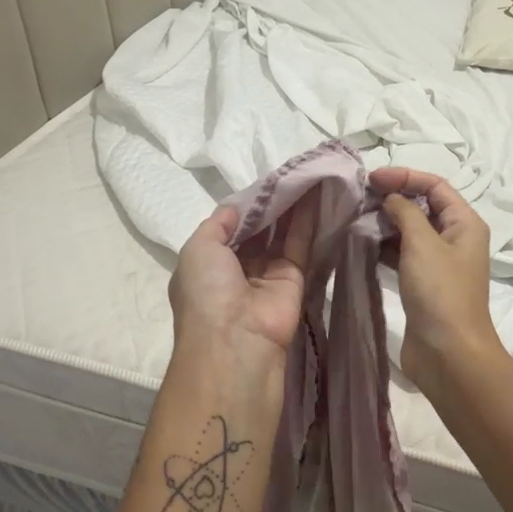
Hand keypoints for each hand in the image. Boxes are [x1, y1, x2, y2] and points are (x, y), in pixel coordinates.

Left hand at [168, 191, 316, 364]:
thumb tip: (236, 206)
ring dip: (292, 206)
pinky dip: (308, 219)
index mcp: (210, 264)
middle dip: (272, 202)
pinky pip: (301, 243)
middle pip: (259, 228)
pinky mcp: (295, 277)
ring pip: (281, 233)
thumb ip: (218, 224)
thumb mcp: (197, 249)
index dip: (246, 205)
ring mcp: (268, 273)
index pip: (231, 228)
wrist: (236, 340)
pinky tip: (315, 193)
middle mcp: (239, 268)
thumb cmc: (206, 292)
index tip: (263, 180)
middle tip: (290, 171)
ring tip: (306, 174)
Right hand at [370, 168, 499, 387]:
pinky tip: (361, 245)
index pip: (435, 185)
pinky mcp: (425, 285)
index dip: (405, 176)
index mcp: (465, 223)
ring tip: (355, 219)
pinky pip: (403, 255)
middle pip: (423, 206)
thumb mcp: (422, 244)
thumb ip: (405, 212)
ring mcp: (441, 263)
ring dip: (386, 223)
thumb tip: (391, 197)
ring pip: (411, 231)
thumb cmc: (440, 293)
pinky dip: (384, 247)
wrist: (449, 354)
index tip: (372, 179)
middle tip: (358, 199)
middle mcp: (456, 238)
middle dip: (393, 198)